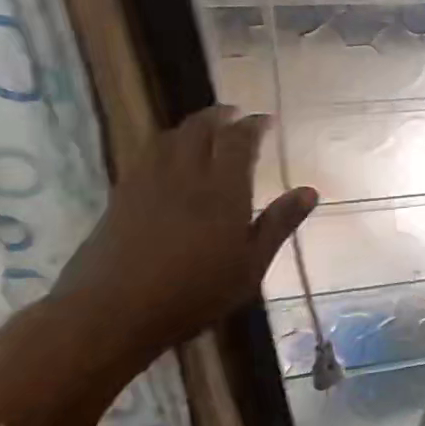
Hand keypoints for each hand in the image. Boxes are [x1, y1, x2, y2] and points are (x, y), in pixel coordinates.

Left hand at [54, 106, 316, 354]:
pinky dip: (164, 145)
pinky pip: (147, 154)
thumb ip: (278, 224)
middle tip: (233, 115)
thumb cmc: (193, 294)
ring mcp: (148, 181)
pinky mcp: (121, 195)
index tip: (265, 120)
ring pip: (170, 137)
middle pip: (200, 128)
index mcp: (222, 189)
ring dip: (190, 127)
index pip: (238, 140)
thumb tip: (310, 191)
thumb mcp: (249, 266)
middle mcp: (185, 174)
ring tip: (202, 131)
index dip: (253, 125)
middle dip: (219, 117)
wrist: (114, 310)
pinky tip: (165, 159)